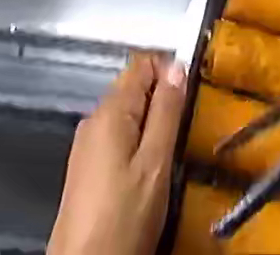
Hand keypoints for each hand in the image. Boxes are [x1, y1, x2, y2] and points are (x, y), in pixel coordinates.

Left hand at [48, 52, 187, 254]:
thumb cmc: (123, 217)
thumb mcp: (155, 162)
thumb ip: (167, 111)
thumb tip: (177, 66)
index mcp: (111, 110)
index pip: (143, 63)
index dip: (170, 69)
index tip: (191, 92)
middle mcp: (94, 118)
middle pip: (135, 87)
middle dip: (163, 98)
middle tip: (186, 126)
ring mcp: (87, 144)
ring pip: (129, 114)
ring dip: (153, 123)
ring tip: (172, 150)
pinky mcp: (87, 167)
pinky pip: (118, 137)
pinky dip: (139, 143)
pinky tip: (151, 169)